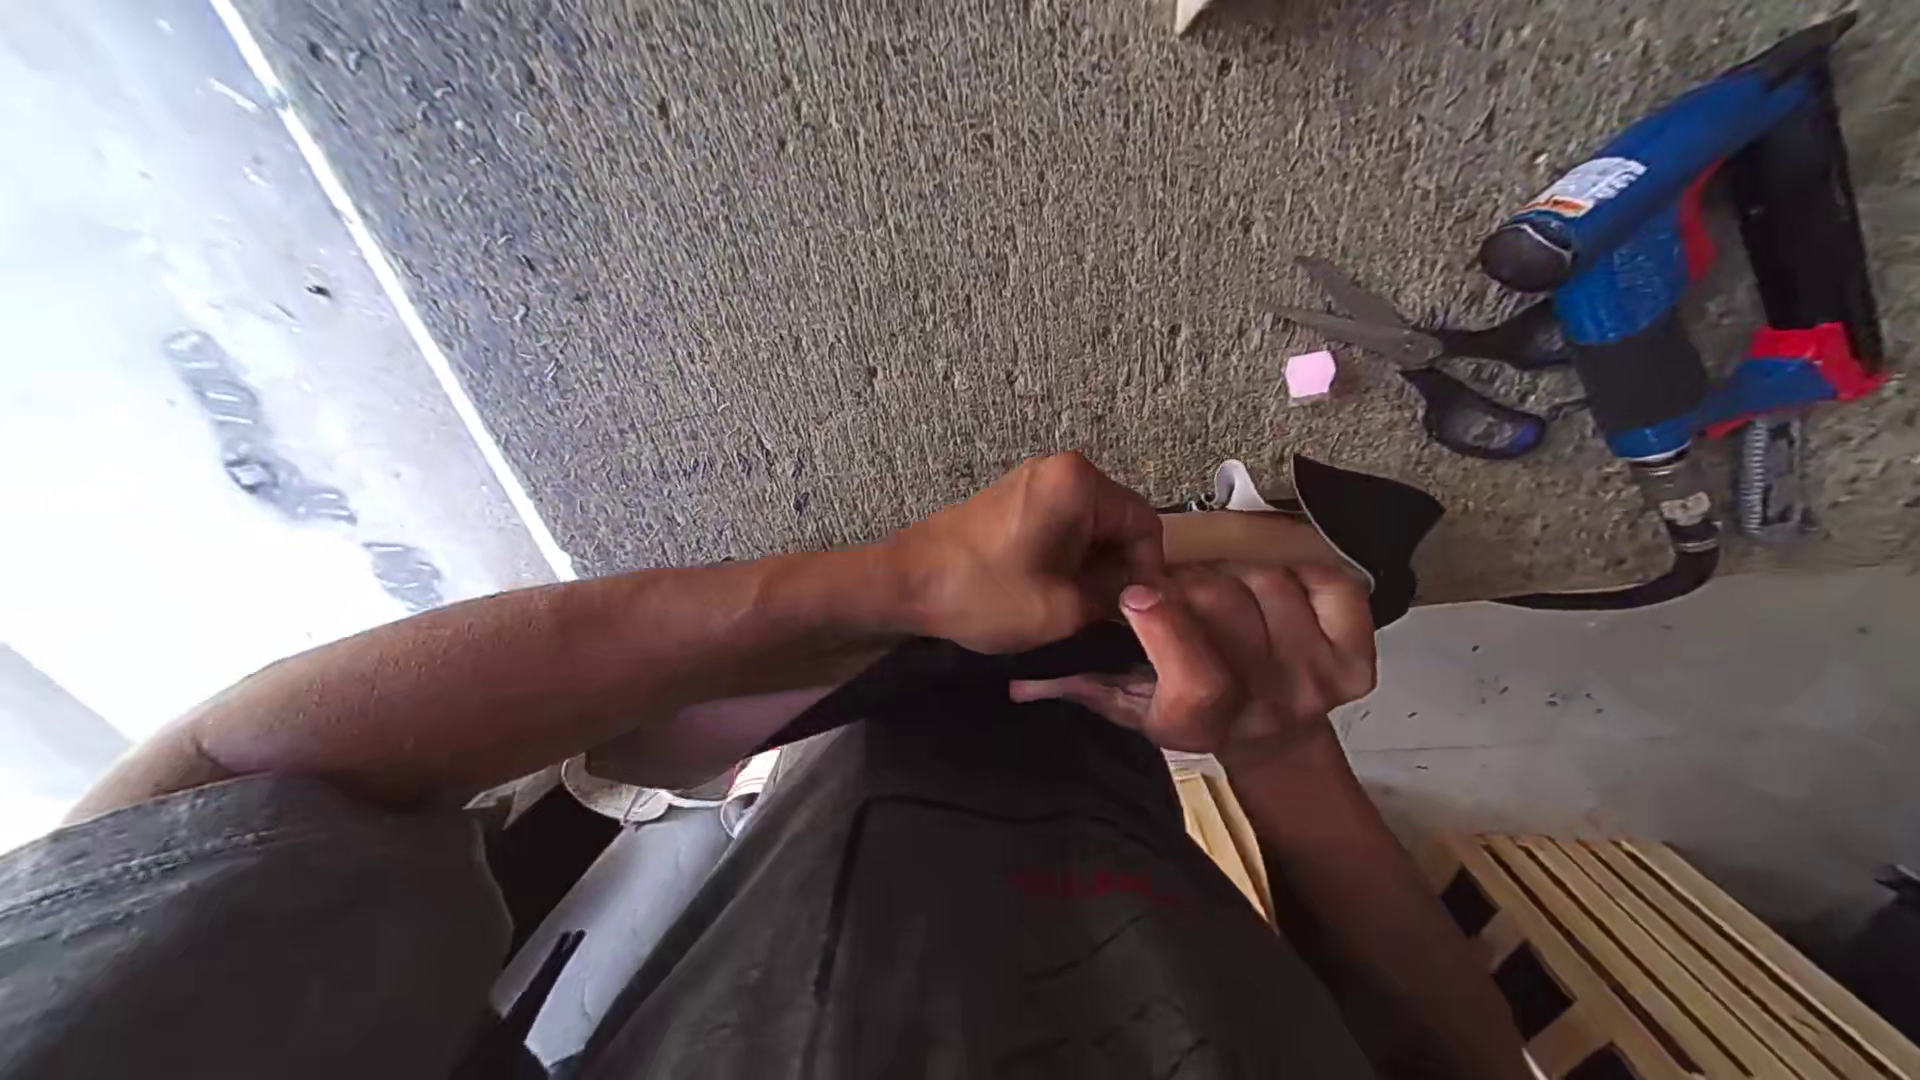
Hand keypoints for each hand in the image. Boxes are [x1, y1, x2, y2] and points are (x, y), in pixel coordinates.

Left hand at [888, 452, 1164, 653]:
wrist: (905, 582)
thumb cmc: (983, 594)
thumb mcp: (1061, 610)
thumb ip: (1112, 599)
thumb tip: (1134, 596)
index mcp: (1078, 484)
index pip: (1144, 524)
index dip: (1147, 571)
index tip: (1136, 610)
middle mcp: (1060, 469)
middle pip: (1117, 521)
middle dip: (1116, 568)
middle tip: (1106, 613)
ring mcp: (1033, 481)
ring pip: (1089, 525)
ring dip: (1091, 565)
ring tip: (1077, 605)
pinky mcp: (1013, 497)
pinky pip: (1061, 523)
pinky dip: (1067, 555)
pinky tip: (1053, 588)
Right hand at [1009, 562, 1375, 759]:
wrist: (1269, 734)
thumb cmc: (1188, 710)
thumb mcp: (1128, 706)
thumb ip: (1079, 685)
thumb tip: (1018, 683)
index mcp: (1205, 724)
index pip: (1198, 682)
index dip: (1167, 626)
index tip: (1136, 592)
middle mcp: (1269, 707)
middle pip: (1226, 605)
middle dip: (1188, 583)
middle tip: (1176, 588)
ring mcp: (1319, 683)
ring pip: (1268, 584)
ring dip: (1234, 576)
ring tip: (1219, 594)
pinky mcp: (1357, 659)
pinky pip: (1329, 586)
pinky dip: (1299, 575)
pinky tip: (1274, 593)